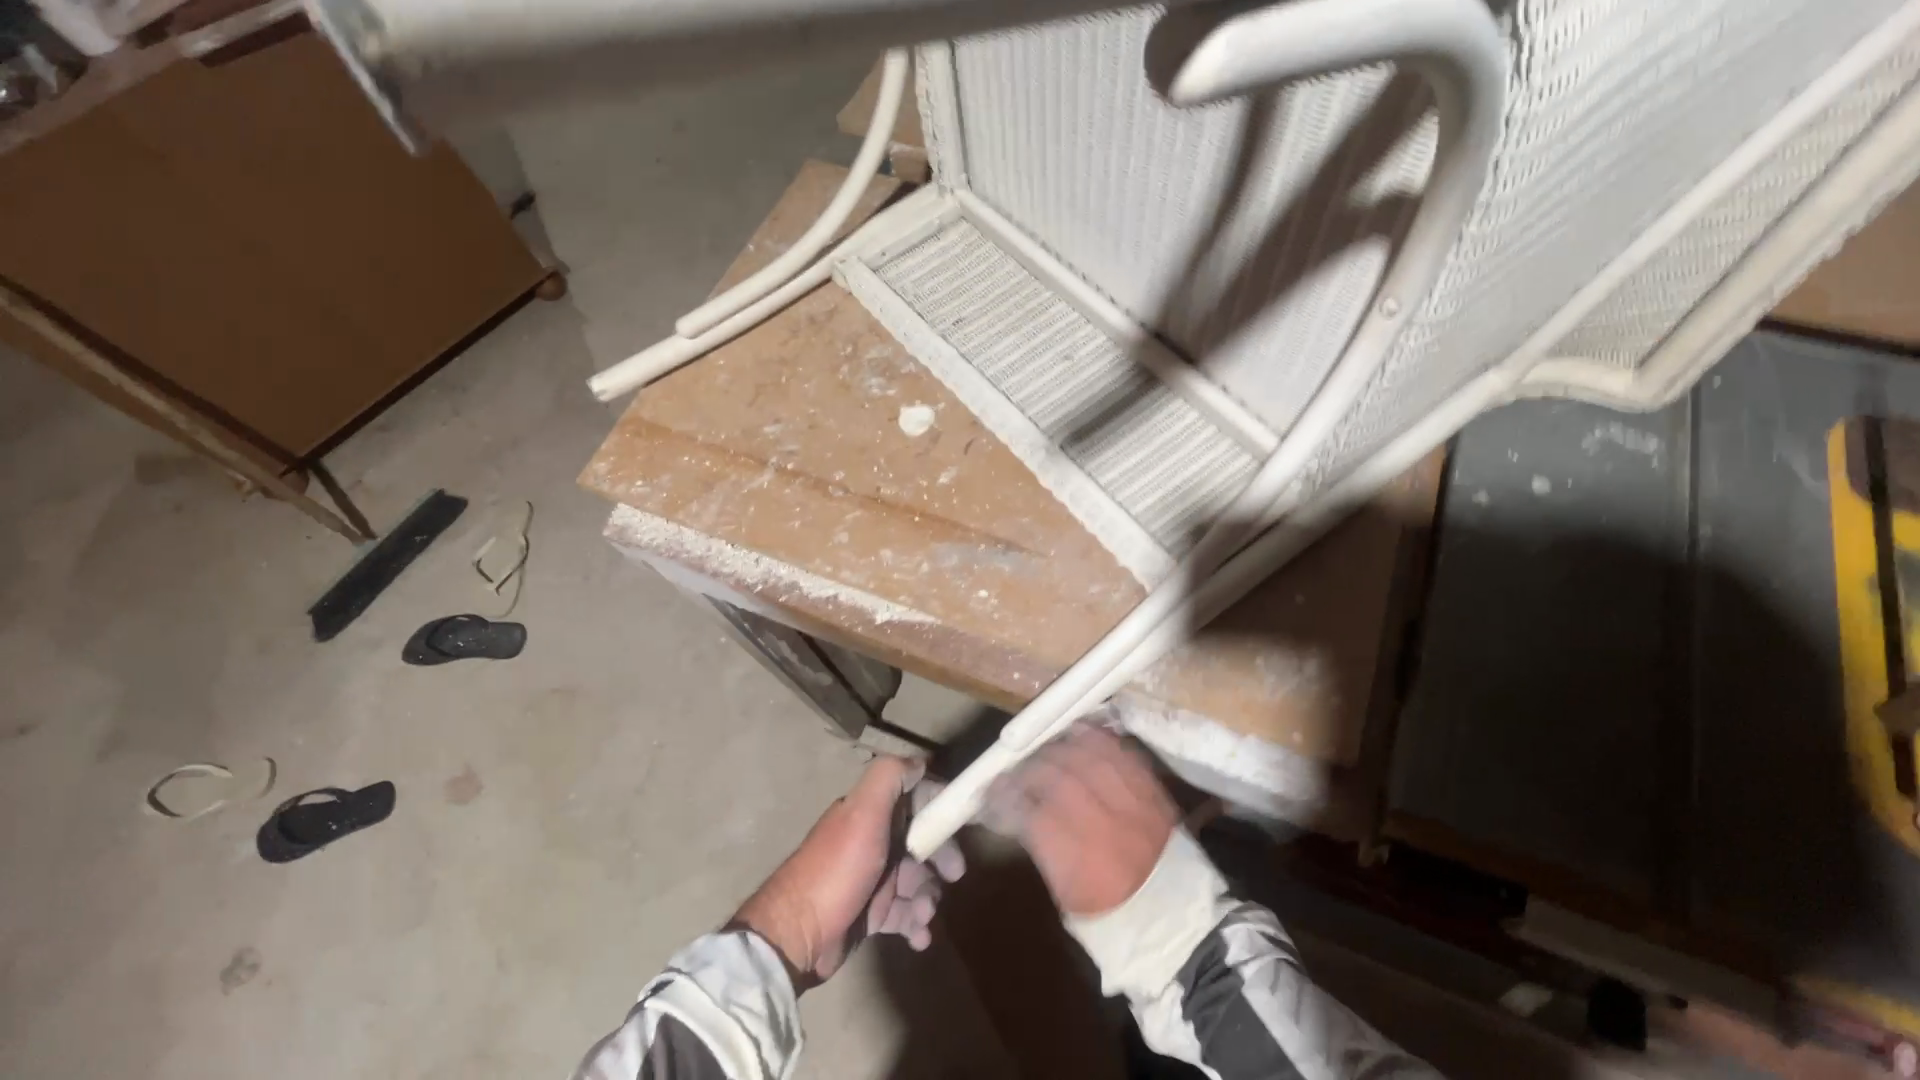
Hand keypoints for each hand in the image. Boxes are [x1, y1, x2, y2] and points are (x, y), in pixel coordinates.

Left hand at [734, 757, 965, 986]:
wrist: (798, 935)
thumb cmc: (837, 870)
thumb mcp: (862, 814)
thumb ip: (888, 779)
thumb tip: (920, 762)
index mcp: (870, 814)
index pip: (915, 800)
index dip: (940, 809)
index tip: (964, 825)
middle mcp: (872, 841)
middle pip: (921, 843)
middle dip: (941, 859)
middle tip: (954, 877)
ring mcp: (871, 879)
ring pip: (916, 882)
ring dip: (928, 898)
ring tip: (923, 916)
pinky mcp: (870, 913)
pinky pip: (903, 914)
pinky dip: (916, 925)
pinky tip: (919, 938)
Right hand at [984, 722, 1175, 915]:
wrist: (1169, 915)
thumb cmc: (1108, 910)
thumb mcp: (1064, 889)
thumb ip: (1039, 843)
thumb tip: (1012, 808)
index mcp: (1076, 859)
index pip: (1030, 811)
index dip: (1006, 794)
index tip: (993, 788)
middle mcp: (1104, 825)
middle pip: (1058, 777)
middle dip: (1031, 766)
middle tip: (1018, 767)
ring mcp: (1133, 805)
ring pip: (1091, 757)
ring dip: (1062, 746)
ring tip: (1046, 746)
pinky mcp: (1154, 792)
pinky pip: (1124, 754)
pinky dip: (1100, 740)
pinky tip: (1082, 734)